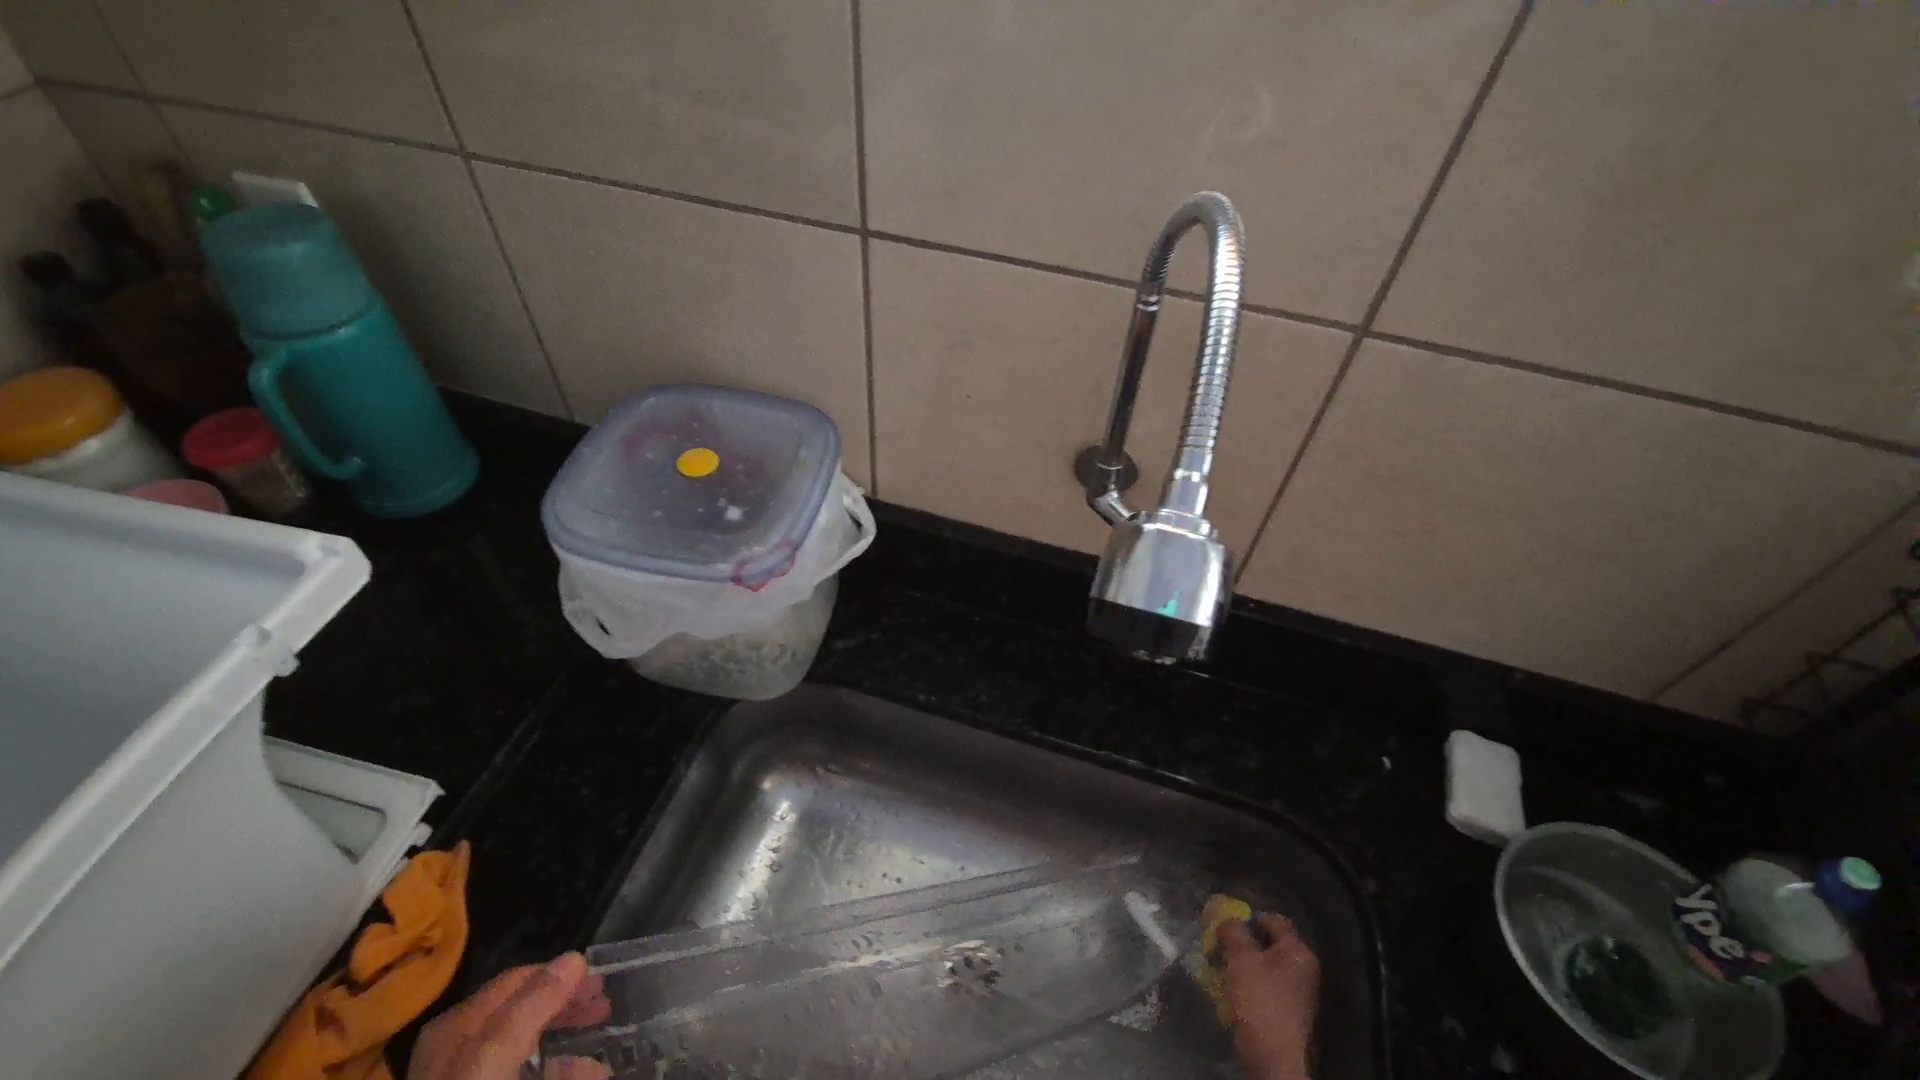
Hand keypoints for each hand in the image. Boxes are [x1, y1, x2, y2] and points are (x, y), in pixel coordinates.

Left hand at [409, 953, 612, 1079]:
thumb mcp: (492, 1059)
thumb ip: (531, 1008)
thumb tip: (572, 960)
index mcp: (458, 1028)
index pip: (517, 982)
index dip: (561, 976)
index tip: (601, 983)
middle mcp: (457, 1050)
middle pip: (519, 1011)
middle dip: (564, 1007)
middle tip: (604, 1009)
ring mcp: (464, 1076)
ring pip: (519, 1047)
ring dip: (559, 1042)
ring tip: (594, 1048)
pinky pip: (513, 1069)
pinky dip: (545, 1068)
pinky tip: (576, 1074)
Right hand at [1218, 913, 1320, 1079]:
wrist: (1272, 1053)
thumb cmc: (1259, 997)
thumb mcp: (1241, 957)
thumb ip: (1233, 931)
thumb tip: (1227, 919)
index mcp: (1298, 952)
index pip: (1274, 920)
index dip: (1248, 917)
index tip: (1224, 923)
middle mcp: (1301, 970)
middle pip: (1267, 944)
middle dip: (1240, 942)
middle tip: (1217, 944)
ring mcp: (1293, 992)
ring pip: (1261, 966)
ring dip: (1238, 964)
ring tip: (1217, 966)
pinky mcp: (1282, 1011)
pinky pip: (1260, 987)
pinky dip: (1243, 983)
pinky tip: (1226, 988)